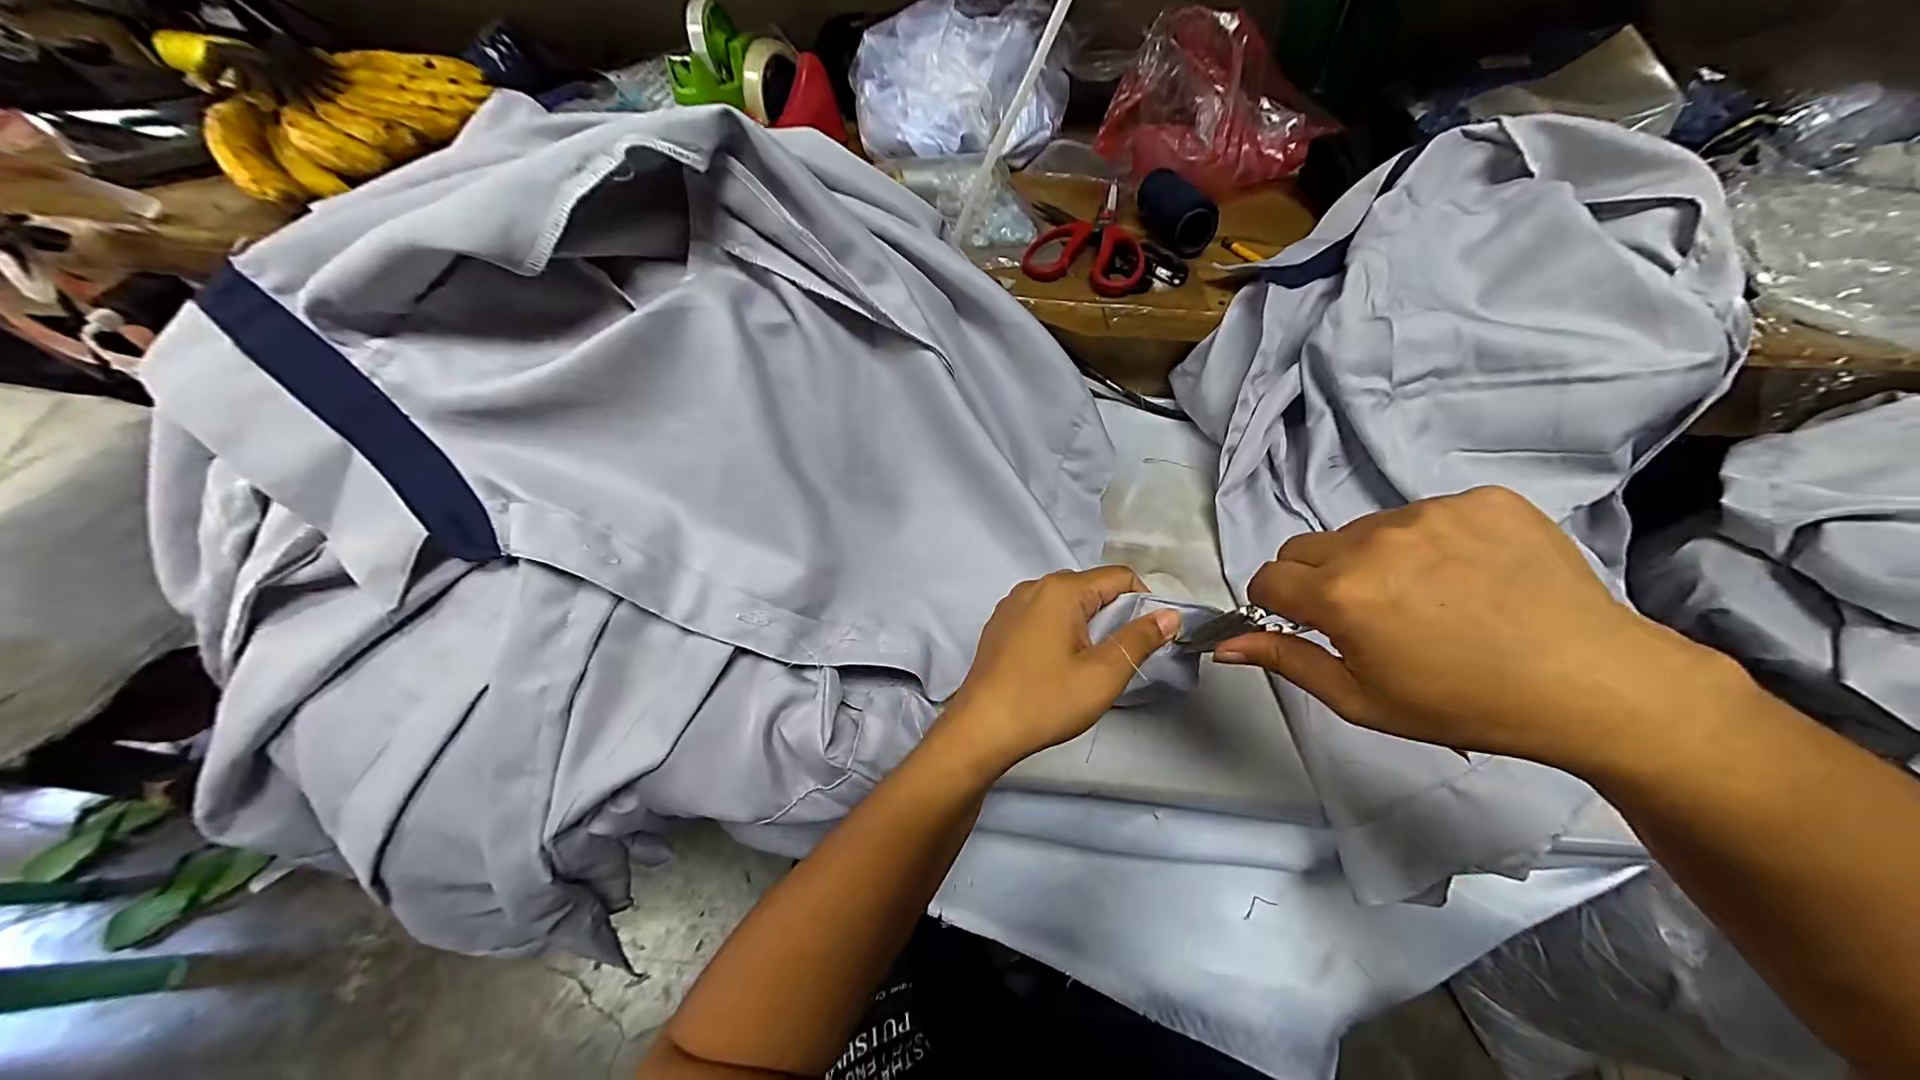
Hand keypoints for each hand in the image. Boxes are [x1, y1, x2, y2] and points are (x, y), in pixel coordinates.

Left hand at [936, 566, 1181, 772]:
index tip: (1148, 639)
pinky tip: (1057, 665)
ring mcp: (1011, 606)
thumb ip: (1140, 639)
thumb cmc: (1045, 701)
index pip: (1119, 577)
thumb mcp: (1103, 674)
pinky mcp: (999, 626)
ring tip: (1089, 664)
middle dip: (1114, 614)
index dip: (1144, 603)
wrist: (980, 729)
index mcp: (1060, 590)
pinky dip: (1059, 631)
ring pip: (1065, 603)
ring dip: (1086, 624)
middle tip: (1120, 656)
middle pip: (1091, 587)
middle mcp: (1033, 587)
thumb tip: (1170, 615)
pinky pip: (1041, 616)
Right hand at [1213, 486, 1738, 770]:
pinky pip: (1426, 515)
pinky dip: (1432, 542)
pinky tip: (1471, 576)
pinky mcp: (1481, 499)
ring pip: (1365, 530)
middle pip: (1308, 547)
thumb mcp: (1361, 698)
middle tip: (1369, 615)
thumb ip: (1286, 661)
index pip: (1267, 576)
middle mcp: (1374, 540)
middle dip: (1319, 579)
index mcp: (1340, 592)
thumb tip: (1225, 644)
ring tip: (1430, 597)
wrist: (1594, 683)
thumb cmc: (1464, 703)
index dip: (1277, 602)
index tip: (1309, 623)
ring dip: (1375, 558)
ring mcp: (1430, 513)